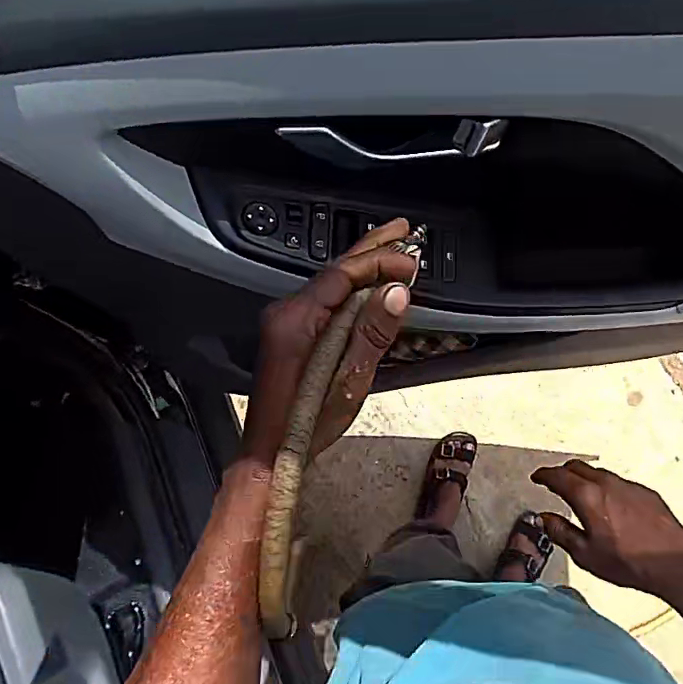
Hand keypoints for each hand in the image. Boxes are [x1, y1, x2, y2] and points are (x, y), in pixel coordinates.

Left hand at [238, 218, 418, 467]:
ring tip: (394, 250)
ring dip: (365, 266)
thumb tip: (396, 293)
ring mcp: (286, 322)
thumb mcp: (348, 382)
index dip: (379, 262)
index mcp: (297, 320)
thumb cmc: (306, 425)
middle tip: (403, 229)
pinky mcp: (291, 334)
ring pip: (331, 283)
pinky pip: (326, 299)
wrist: (270, 454)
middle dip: (372, 248)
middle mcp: (287, 313)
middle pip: (335, 270)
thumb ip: (372, 333)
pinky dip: (353, 287)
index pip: (343, 274)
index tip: (412, 259)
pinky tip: (371, 285)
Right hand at [529, 460, 682, 602]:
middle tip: (554, 483)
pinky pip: (618, 483)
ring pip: (598, 473)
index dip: (544, 475)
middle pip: (577, 467)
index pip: (558, 476)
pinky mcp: (646, 493)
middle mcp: (607, 484)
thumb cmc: (628, 562)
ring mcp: (629, 486)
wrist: (674, 563)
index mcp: (588, 497)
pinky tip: (608, 506)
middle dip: (562, 472)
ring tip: (579, 494)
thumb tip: (543, 519)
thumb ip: (560, 532)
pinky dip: (605, 487)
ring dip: (584, 478)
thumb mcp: (586, 554)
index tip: (537, 478)